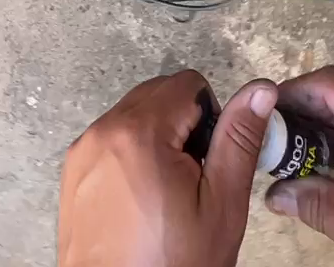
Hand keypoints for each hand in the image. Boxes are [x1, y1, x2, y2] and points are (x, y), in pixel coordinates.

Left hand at [59, 70, 277, 266]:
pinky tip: (140, 201)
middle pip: (160, 93)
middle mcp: (103, 129)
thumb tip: (262, 89)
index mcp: (139, 131)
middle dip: (183, 126)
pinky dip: (131, 154)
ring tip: (166, 195)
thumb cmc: (175, 265)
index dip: (209, 120)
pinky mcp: (72, 170)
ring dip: (157, 138)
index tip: (207, 165)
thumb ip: (239, 139)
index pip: (189, 85)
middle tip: (191, 181)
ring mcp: (82, 149)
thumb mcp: (220, 205)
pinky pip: (112, 137)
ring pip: (135, 114)